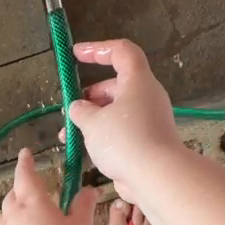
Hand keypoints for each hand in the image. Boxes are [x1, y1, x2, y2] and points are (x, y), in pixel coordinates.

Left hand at [0, 147, 98, 224]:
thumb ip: (84, 206)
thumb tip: (89, 189)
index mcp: (32, 201)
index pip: (26, 174)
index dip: (26, 162)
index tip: (25, 153)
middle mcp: (12, 213)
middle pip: (13, 194)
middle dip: (21, 188)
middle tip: (31, 190)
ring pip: (6, 215)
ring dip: (15, 212)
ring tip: (27, 218)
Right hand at [63, 39, 183, 197]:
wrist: (155, 175)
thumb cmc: (124, 140)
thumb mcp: (93, 123)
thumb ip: (80, 111)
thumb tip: (77, 107)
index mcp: (137, 81)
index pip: (121, 52)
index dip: (98, 49)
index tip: (76, 54)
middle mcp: (145, 96)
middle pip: (115, 85)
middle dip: (89, 97)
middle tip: (69, 111)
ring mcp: (148, 119)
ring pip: (115, 111)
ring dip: (91, 120)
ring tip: (69, 136)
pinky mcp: (146, 140)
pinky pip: (121, 129)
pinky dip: (102, 134)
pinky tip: (85, 148)